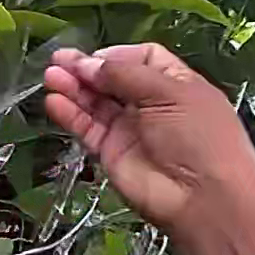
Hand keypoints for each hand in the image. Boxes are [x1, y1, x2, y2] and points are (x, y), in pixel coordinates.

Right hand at [43, 44, 254, 230]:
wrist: (203, 199)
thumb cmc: (198, 137)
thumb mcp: (169, 93)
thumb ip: (124, 75)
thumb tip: (87, 64)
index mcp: (175, 83)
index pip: (142, 58)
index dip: (117, 55)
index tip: (95, 57)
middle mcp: (150, 104)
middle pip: (112, 79)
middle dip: (86, 68)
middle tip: (58, 60)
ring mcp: (129, 129)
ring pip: (95, 102)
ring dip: (72, 88)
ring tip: (50, 77)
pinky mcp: (111, 152)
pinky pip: (87, 128)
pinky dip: (69, 114)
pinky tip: (54, 102)